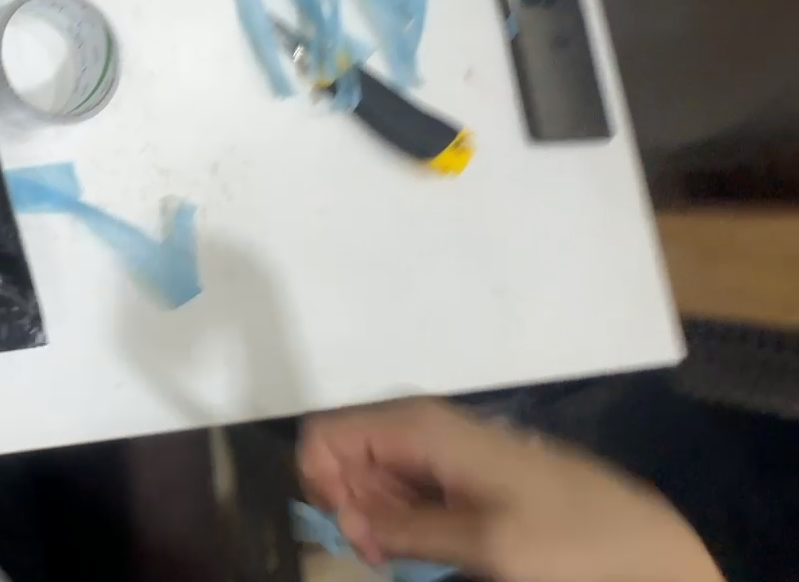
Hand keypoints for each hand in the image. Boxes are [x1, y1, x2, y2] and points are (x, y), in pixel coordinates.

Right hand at [298, 399, 718, 581]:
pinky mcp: (458, 468)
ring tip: (408, 558)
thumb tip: (343, 523)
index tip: (351, 533)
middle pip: (346, 453)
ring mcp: (439, 445)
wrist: (662, 553)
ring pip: (371, 471)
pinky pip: (404, 484)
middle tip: (384, 558)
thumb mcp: (488, 545)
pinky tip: (427, 546)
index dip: (321, 480)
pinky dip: (402, 517)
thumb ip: (405, 531)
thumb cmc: (573, 541)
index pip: (326, 434)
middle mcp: (418, 424)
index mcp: (415, 426)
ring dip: (376, 516)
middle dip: (351, 504)